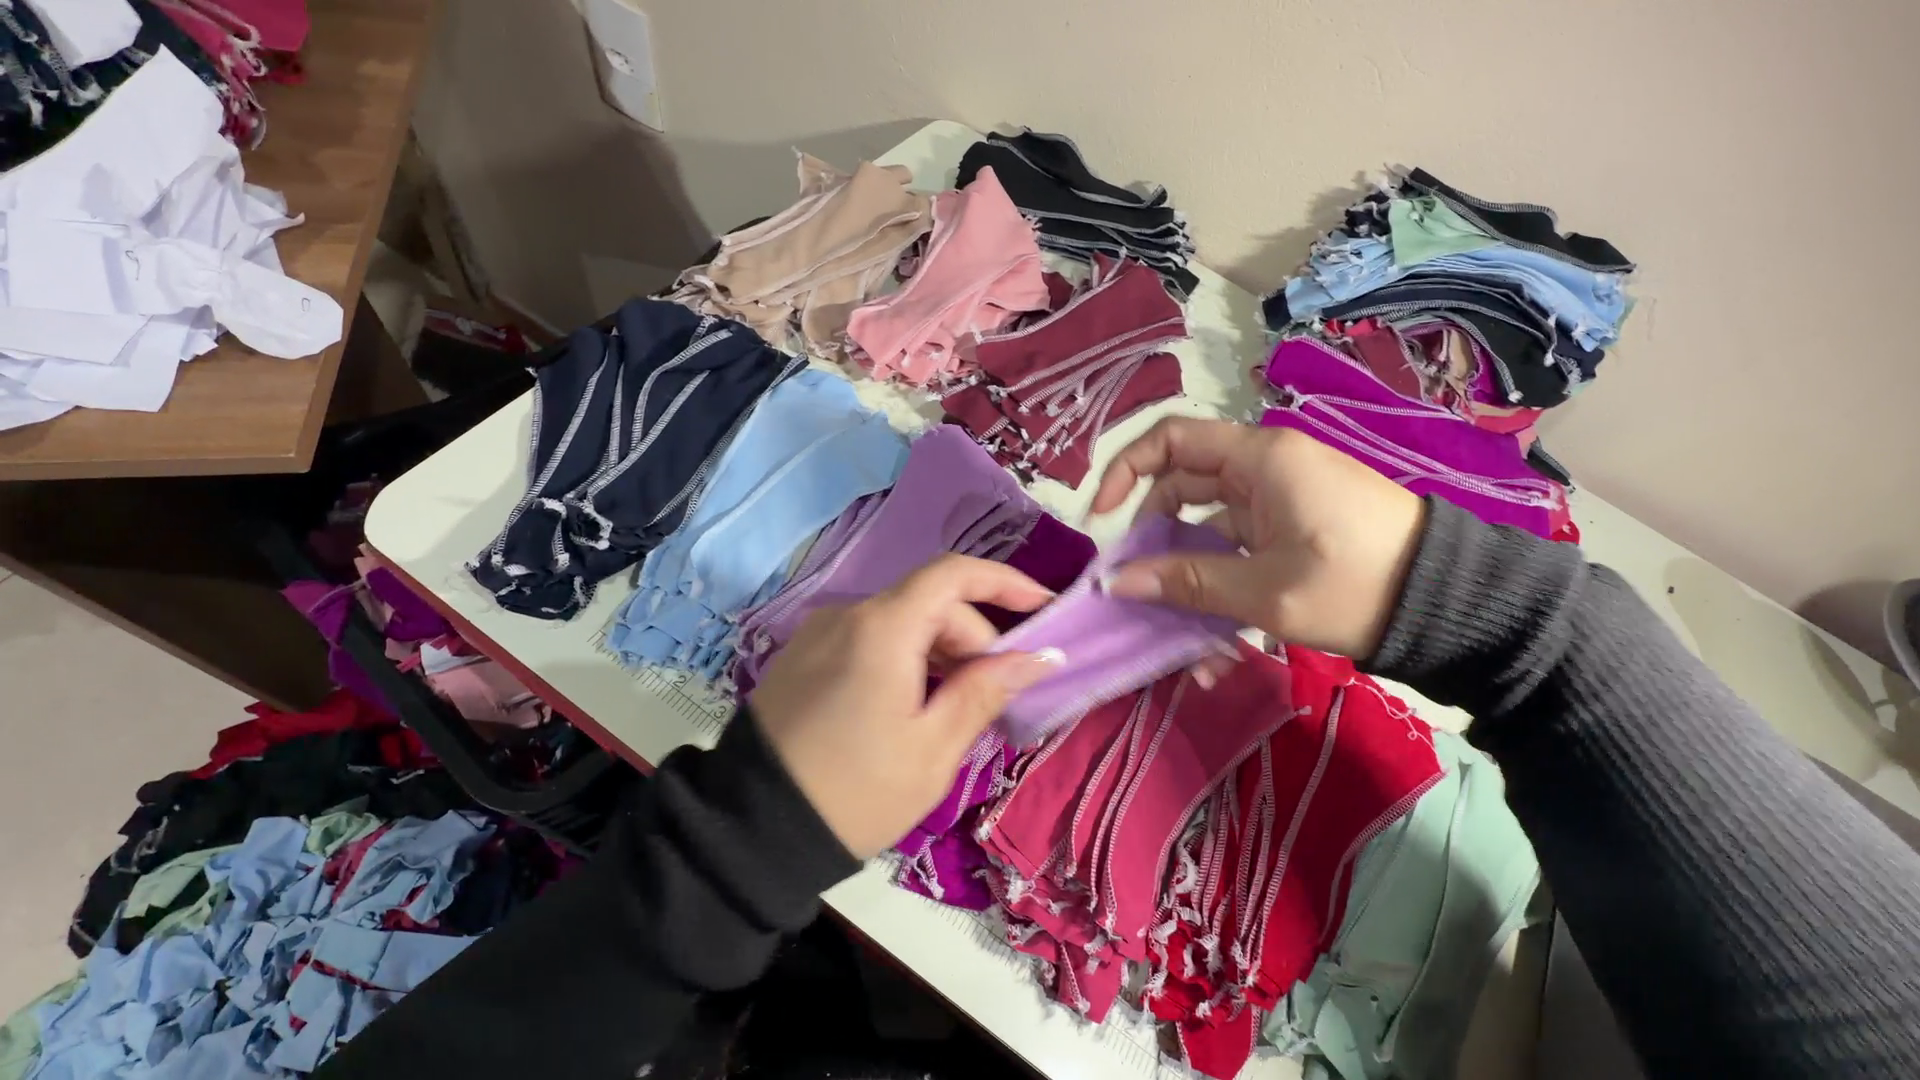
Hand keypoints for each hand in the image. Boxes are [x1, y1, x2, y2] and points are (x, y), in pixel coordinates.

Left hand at [749, 555, 1062, 858]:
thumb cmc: (856, 792)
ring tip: (956, 708)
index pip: (954, 574)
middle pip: (929, 603)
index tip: (1043, 608)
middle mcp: (847, 614)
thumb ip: (987, 691)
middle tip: (997, 692)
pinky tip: (912, 706)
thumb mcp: (933, 749)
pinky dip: (904, 659)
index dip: (1005, 583)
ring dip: (940, 651)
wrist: (751, 830)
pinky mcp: (802, 656)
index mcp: (882, 628)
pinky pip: (869, 640)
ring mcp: (819, 633)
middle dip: (974, 638)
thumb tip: (1041, 657)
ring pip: (900, 622)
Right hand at [1090, 418, 1426, 659]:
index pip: (1171, 440)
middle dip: (1152, 540)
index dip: (1126, 471)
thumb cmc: (1356, 585)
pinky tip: (1216, 650)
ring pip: (1207, 530)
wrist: (1454, 607)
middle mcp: (1264, 471)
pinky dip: (1220, 589)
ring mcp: (1279, 503)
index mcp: (1260, 461)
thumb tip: (1117, 582)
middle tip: (1135, 586)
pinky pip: (1237, 552)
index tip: (1103, 519)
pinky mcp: (1292, 534)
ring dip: (1188, 580)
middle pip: (1181, 489)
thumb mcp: (1265, 592)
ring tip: (1180, 642)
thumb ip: (1186, 583)